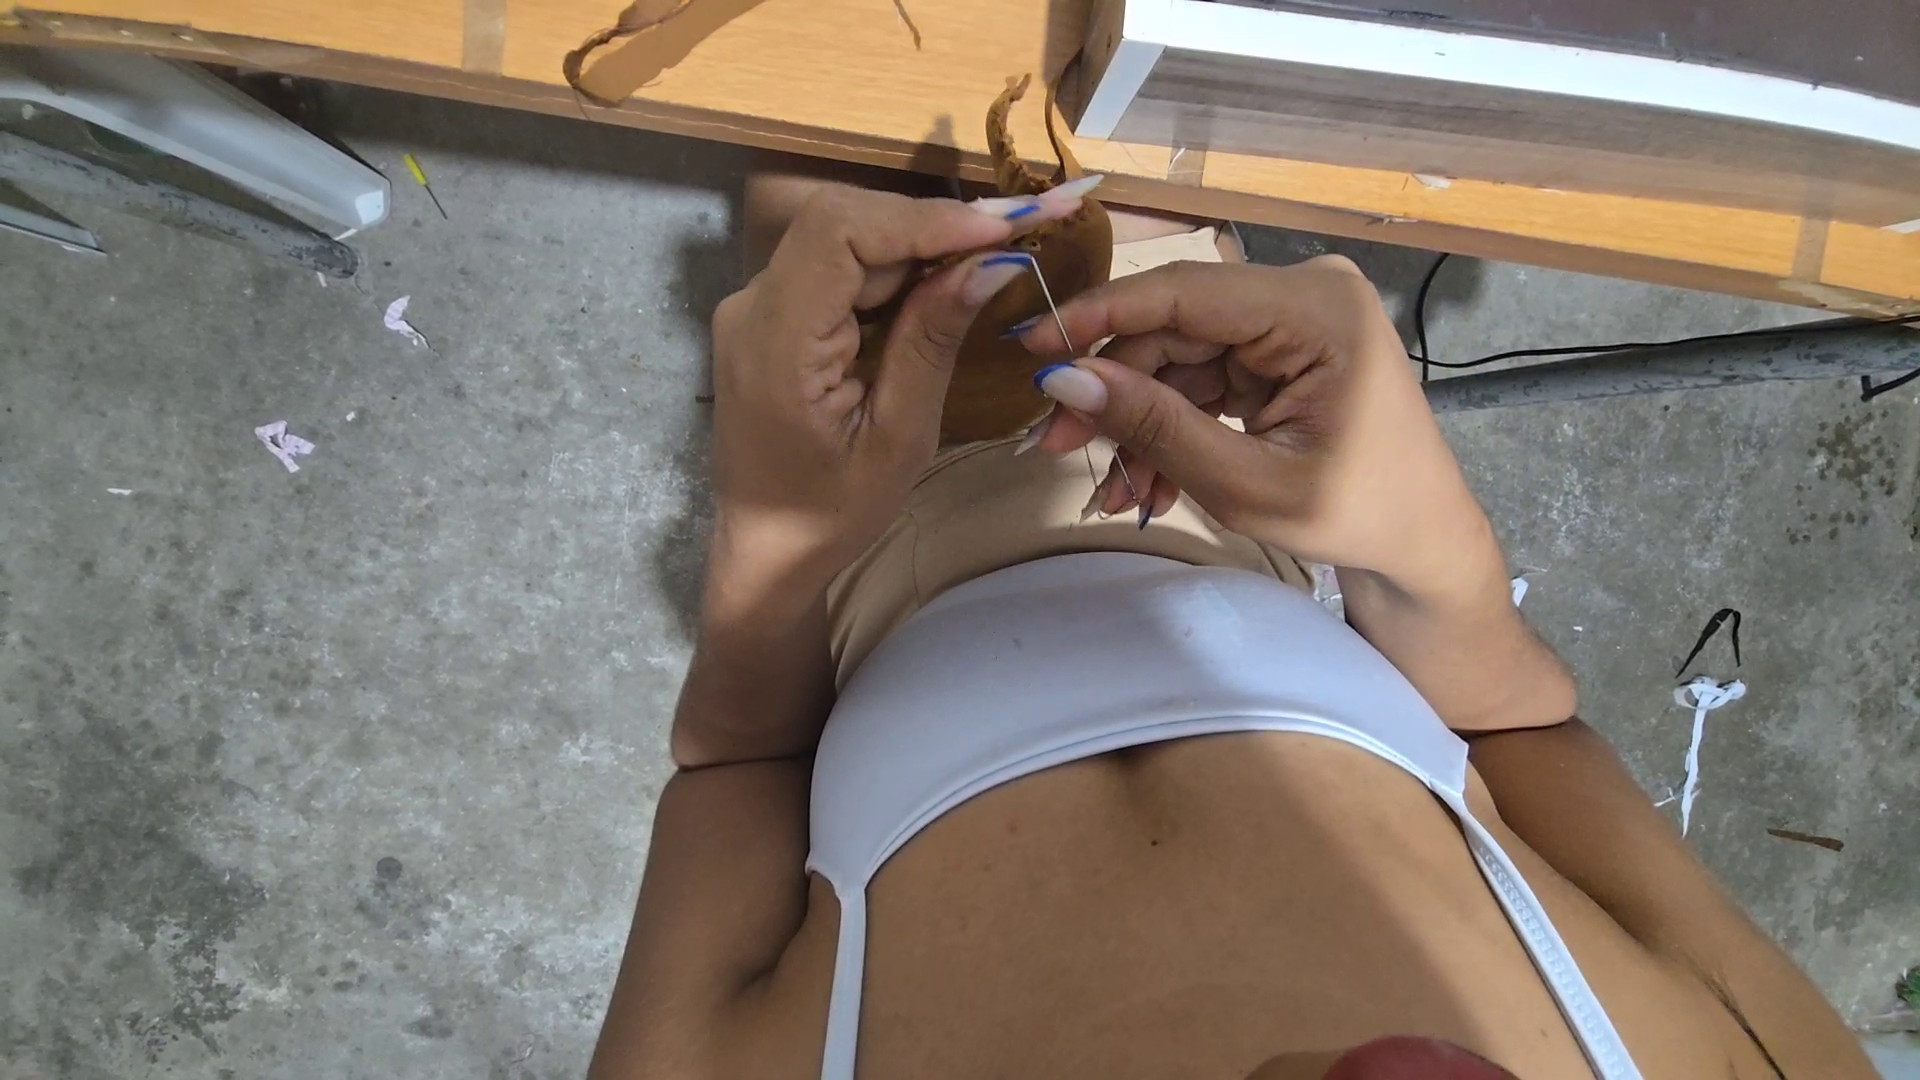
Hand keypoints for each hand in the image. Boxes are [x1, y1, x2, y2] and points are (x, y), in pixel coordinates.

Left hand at [708, 185, 1081, 592]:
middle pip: (842, 226)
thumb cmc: (833, 513)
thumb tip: (989, 263)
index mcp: (776, 343)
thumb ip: (932, 342)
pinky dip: (892, 271)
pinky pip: (834, 273)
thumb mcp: (898, 438)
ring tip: (994, 251)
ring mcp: (755, 310)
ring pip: (842, 242)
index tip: (1004, 227)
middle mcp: (752, 308)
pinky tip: (943, 279)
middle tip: (1019, 229)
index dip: (926, 218)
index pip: (840, 231)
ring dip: (919, 244)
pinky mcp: (770, 321)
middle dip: (933, 225)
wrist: (767, 547)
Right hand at [1017, 257, 1493, 598]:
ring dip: (1136, 426)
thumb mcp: (1243, 483)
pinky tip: (1147, 484)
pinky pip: (1196, 384)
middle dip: (1112, 393)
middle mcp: (1300, 297)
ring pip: (1174, 362)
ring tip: (1117, 491)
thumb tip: (1062, 380)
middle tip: (1056, 445)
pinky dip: (1166, 432)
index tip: (1029, 347)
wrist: (1415, 541)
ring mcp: (1286, 326)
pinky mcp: (1273, 356)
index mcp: (1316, 310)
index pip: (1180, 291)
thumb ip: (1153, 426)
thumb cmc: (1353, 516)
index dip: (1096, 316)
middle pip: (1170, 330)